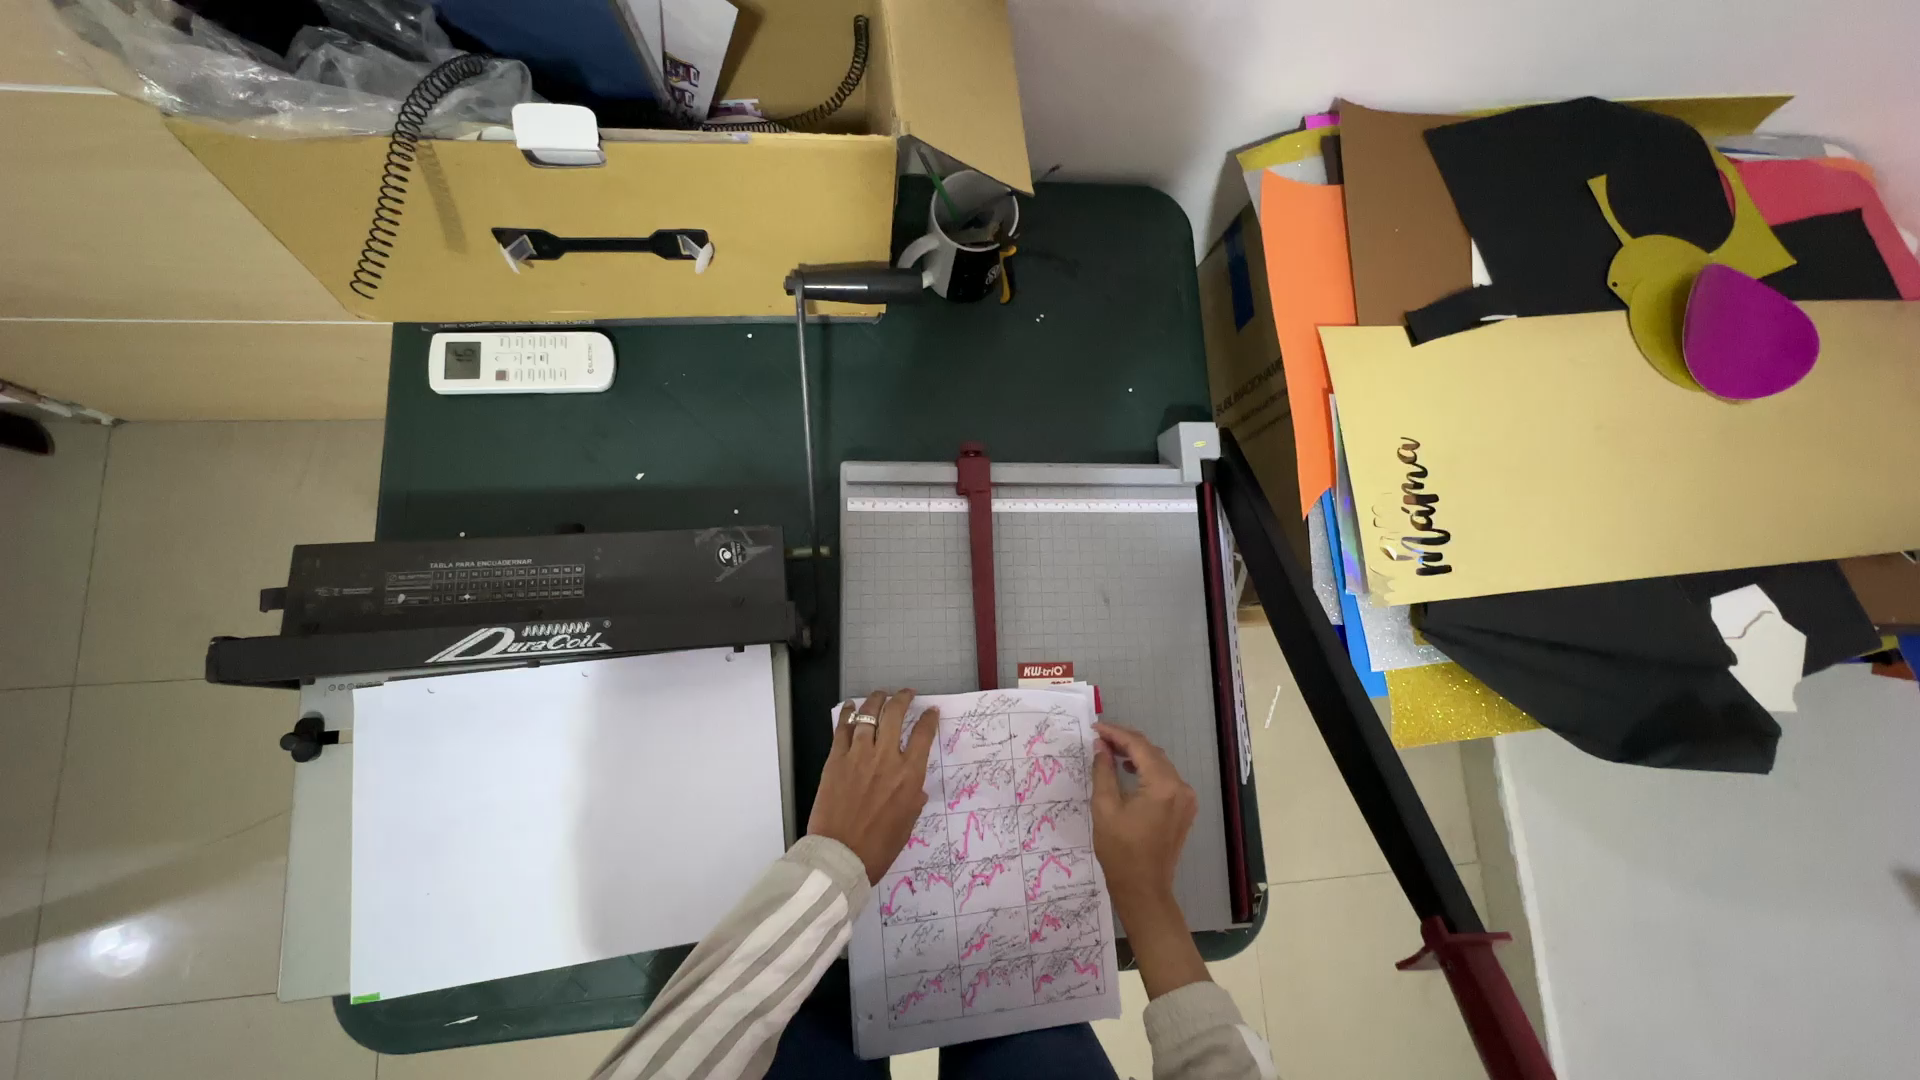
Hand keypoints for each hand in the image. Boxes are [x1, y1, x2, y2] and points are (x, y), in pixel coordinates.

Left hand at [808, 690, 939, 884]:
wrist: (840, 856)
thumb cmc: (878, 847)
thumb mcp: (907, 824)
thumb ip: (913, 800)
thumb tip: (915, 789)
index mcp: (909, 775)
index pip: (924, 735)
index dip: (929, 719)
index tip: (931, 711)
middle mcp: (886, 758)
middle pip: (896, 715)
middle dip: (903, 699)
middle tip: (906, 694)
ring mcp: (859, 755)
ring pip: (869, 715)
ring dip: (876, 700)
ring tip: (881, 694)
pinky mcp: (836, 759)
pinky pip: (842, 729)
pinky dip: (847, 714)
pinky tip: (850, 706)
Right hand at [1090, 721, 1208, 998]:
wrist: (1144, 889)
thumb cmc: (1120, 850)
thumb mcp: (1105, 807)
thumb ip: (1104, 771)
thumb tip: (1101, 746)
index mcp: (1162, 785)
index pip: (1138, 746)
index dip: (1116, 734)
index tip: (1095, 729)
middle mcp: (1180, 787)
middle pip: (1152, 752)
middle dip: (1126, 742)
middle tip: (1100, 739)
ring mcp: (1186, 798)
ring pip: (1160, 764)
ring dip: (1137, 755)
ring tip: (1110, 753)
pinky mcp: (1184, 809)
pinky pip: (1165, 779)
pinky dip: (1147, 770)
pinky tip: (1129, 771)